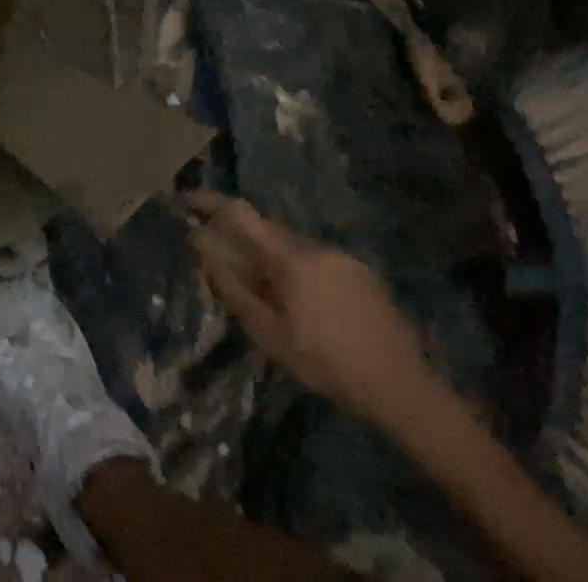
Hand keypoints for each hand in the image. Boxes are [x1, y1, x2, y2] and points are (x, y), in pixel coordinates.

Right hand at [184, 191, 437, 428]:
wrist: (402, 389)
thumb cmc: (324, 362)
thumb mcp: (266, 330)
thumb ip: (232, 285)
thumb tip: (202, 247)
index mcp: (292, 258)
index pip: (242, 215)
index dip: (210, 203)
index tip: (184, 199)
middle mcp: (319, 248)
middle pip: (268, 230)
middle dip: (239, 237)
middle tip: (218, 259)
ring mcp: (346, 261)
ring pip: (292, 247)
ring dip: (268, 258)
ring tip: (258, 290)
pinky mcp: (364, 277)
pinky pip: (316, 261)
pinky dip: (294, 270)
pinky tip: (296, 302)